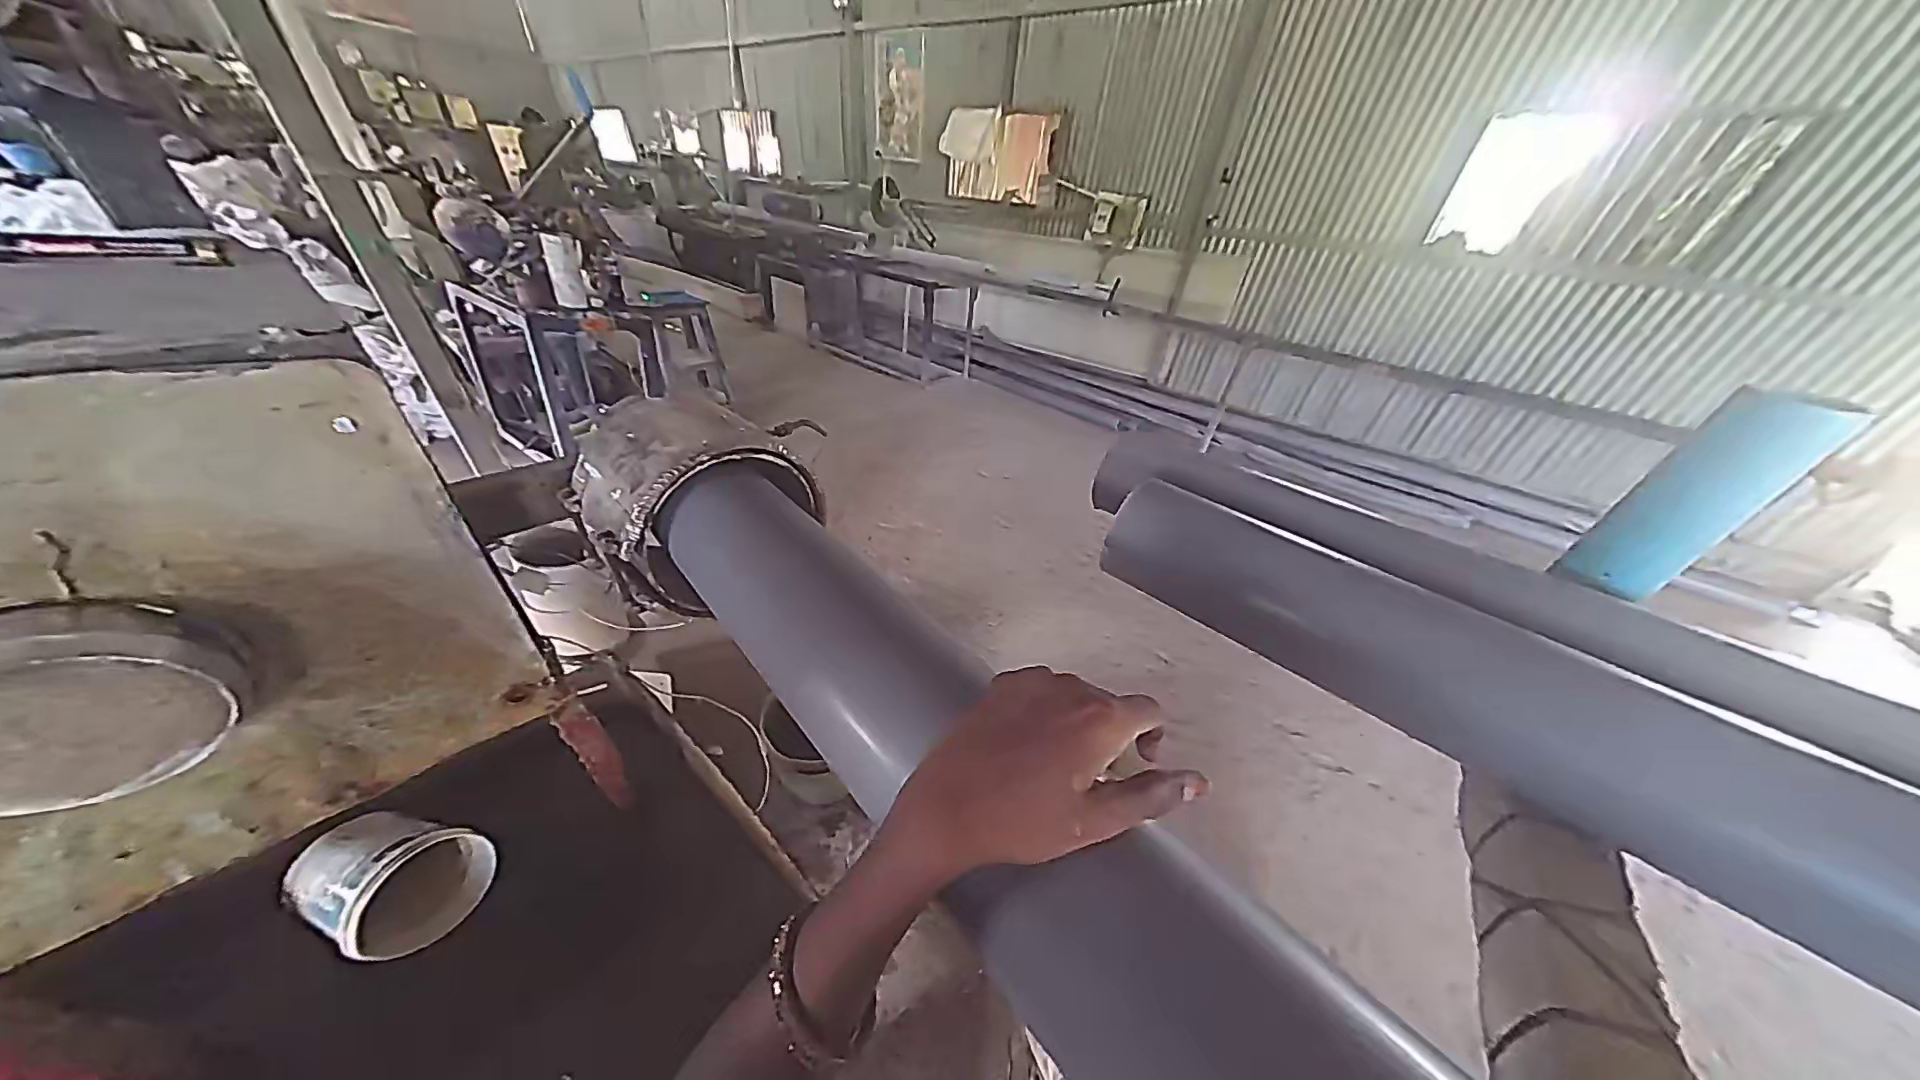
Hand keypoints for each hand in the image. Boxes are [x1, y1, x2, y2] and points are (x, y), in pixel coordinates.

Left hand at [880, 667, 1207, 884]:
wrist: (948, 807)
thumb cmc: (1023, 820)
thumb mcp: (1095, 820)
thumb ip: (1151, 795)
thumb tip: (1196, 781)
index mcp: (1100, 718)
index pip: (1149, 710)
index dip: (1152, 737)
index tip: (1135, 764)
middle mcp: (1070, 688)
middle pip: (1110, 702)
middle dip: (1113, 733)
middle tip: (1090, 775)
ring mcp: (1031, 682)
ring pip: (1074, 694)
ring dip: (1078, 720)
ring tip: (1056, 761)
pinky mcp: (1001, 686)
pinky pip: (1040, 689)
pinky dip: (1045, 708)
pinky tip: (1027, 742)